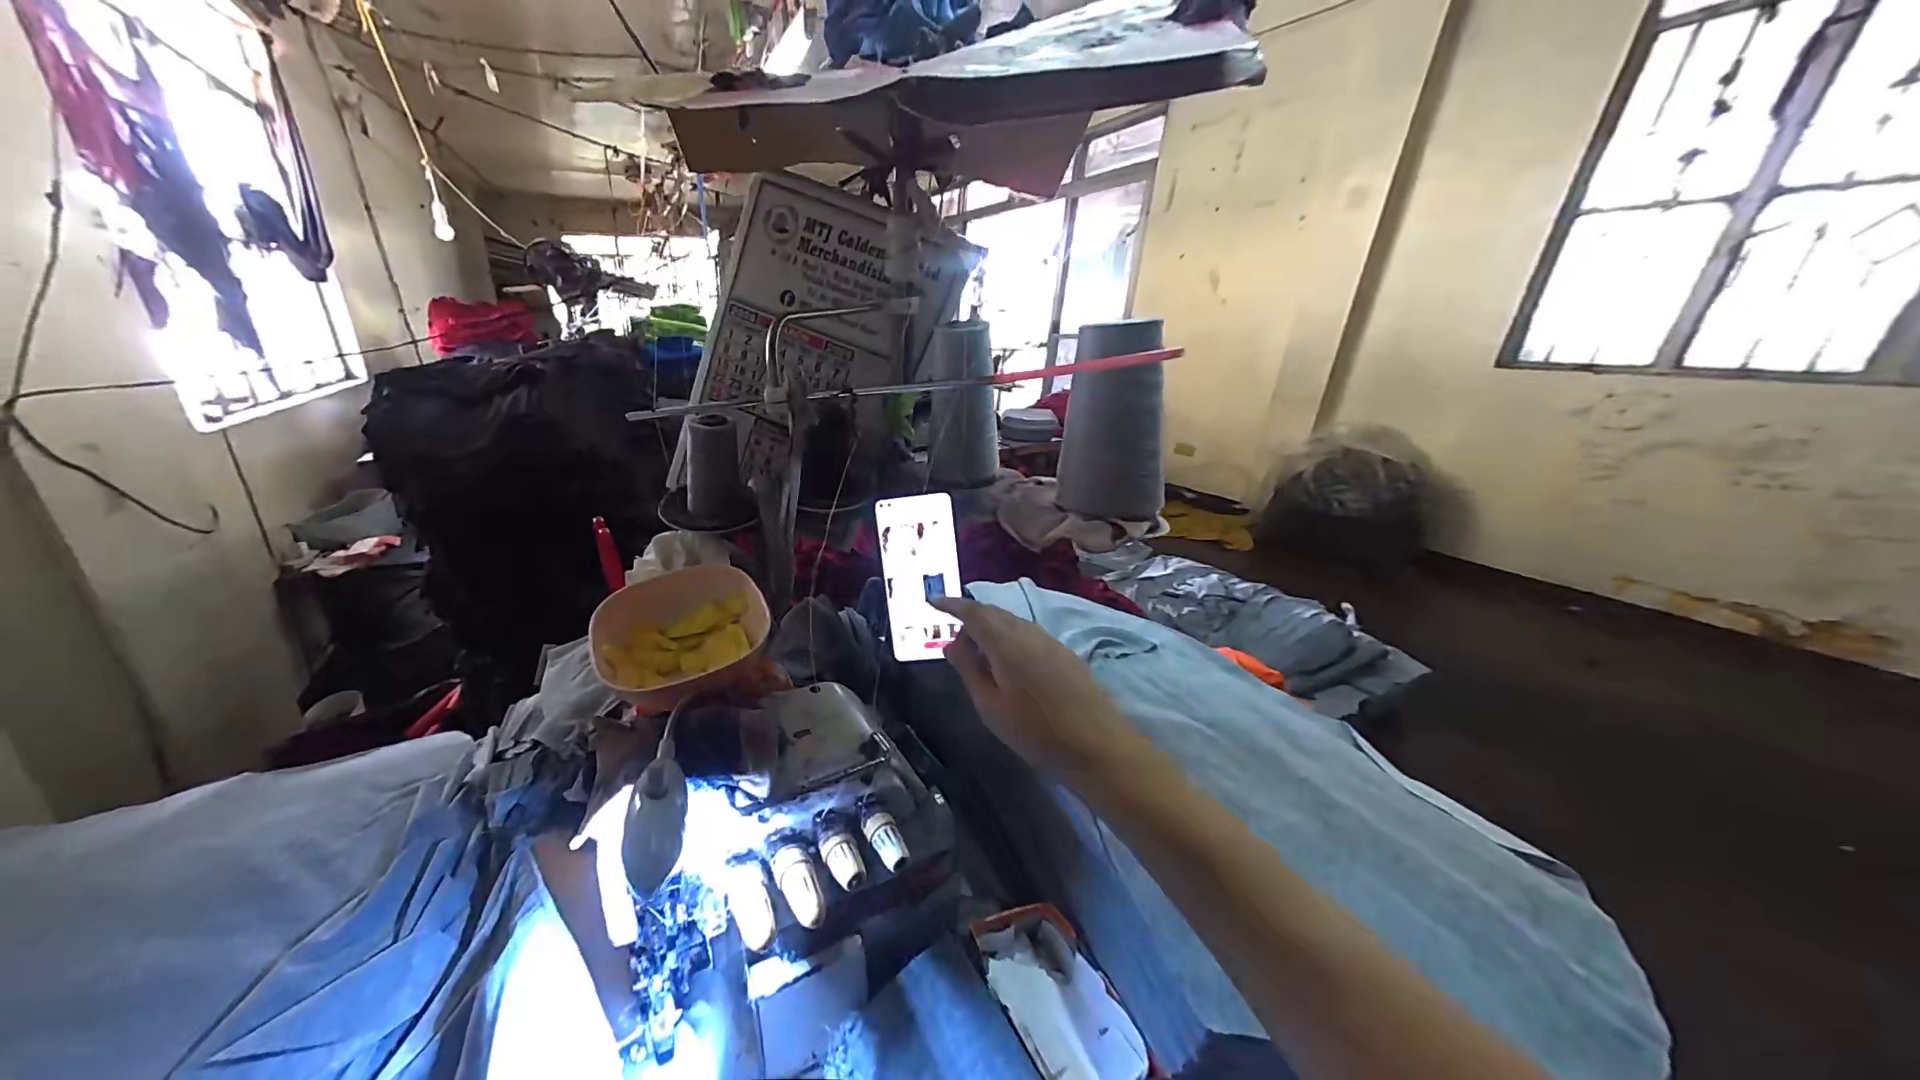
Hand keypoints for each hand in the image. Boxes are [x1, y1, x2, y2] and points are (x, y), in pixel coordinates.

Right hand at [930, 596, 1147, 781]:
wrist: (1096, 745)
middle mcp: (1029, 632)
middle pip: (994, 613)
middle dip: (971, 619)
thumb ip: (969, 669)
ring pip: (1013, 623)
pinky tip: (1009, 665)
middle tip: (955, 644)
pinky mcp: (1065, 653)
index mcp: (1006, 642)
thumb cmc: (1035, 732)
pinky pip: (1029, 634)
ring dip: (992, 630)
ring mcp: (1051, 641)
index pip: (974, 612)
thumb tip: (953, 643)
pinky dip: (1010, 639)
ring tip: (980, 658)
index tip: (933, 602)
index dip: (952, 604)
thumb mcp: (990, 706)